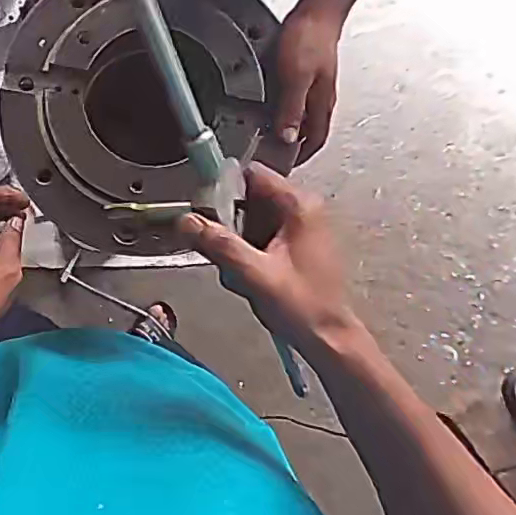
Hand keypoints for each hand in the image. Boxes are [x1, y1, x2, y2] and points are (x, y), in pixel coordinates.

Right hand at [177, 163, 358, 344]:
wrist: (329, 340)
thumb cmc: (303, 307)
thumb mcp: (254, 274)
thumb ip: (219, 244)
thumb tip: (186, 221)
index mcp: (299, 206)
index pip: (251, 174)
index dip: (224, 189)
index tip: (206, 212)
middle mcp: (303, 210)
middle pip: (247, 198)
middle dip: (228, 223)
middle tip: (225, 252)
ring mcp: (300, 227)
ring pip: (250, 219)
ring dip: (236, 241)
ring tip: (240, 271)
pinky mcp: (295, 244)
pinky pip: (259, 235)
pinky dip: (247, 252)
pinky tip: (248, 275)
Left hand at [274, 7, 342, 161]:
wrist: (318, 10)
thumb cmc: (309, 38)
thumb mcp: (295, 77)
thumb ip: (291, 109)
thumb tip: (288, 137)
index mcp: (321, 103)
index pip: (316, 140)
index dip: (302, 156)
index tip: (286, 166)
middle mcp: (322, 97)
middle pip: (312, 131)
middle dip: (297, 147)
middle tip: (277, 155)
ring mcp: (317, 85)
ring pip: (307, 117)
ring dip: (293, 129)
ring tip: (273, 136)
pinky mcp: (309, 74)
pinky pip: (301, 101)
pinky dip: (289, 112)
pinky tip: (276, 107)